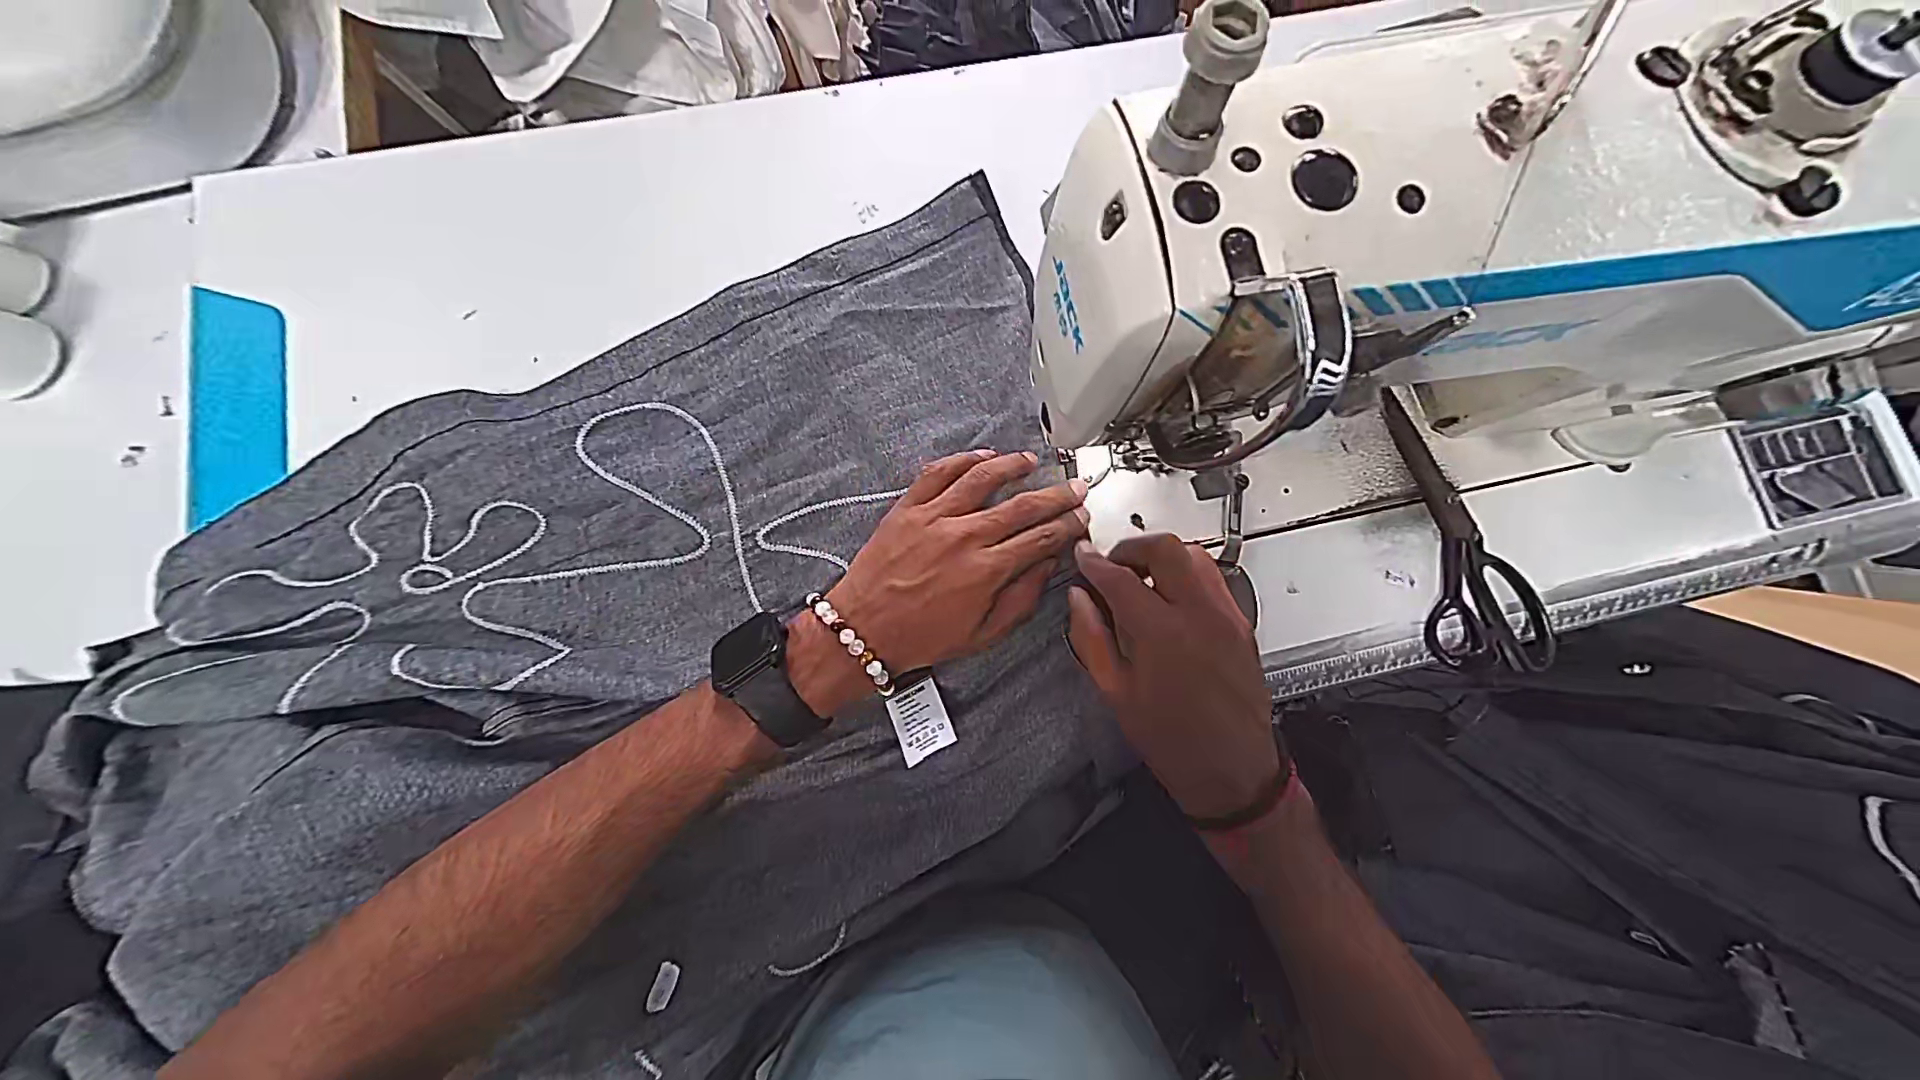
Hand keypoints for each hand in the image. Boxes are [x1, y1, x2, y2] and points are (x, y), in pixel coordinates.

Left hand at [790, 450, 1088, 712]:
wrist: (864, 629)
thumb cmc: (919, 636)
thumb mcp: (982, 633)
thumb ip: (1021, 599)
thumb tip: (1046, 568)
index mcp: (986, 571)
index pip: (1041, 537)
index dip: (1068, 524)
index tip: (1080, 518)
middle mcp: (964, 538)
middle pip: (1023, 505)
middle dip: (1056, 495)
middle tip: (1073, 488)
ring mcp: (934, 518)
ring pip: (984, 478)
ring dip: (1014, 466)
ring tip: (1030, 462)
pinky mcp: (908, 509)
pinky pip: (939, 473)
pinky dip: (964, 460)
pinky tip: (982, 457)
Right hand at [1068, 534, 1282, 819]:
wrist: (1233, 771)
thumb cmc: (1177, 743)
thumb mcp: (1116, 693)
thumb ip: (1092, 638)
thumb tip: (1079, 601)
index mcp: (1162, 635)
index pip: (1120, 577)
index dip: (1095, 563)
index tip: (1084, 558)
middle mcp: (1200, 617)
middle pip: (1164, 550)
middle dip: (1131, 548)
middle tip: (1112, 564)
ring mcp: (1227, 618)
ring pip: (1194, 556)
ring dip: (1161, 557)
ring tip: (1140, 577)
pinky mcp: (1242, 625)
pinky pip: (1213, 578)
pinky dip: (1186, 573)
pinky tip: (1169, 595)